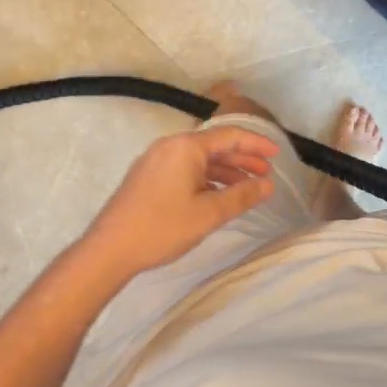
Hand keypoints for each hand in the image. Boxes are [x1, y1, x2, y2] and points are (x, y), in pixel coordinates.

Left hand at [80, 126, 278, 277]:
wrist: (108, 250)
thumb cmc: (162, 228)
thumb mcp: (208, 214)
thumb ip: (241, 196)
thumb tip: (267, 185)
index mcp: (186, 146)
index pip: (229, 136)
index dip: (256, 144)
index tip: (277, 154)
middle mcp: (170, 146)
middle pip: (214, 145)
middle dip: (242, 159)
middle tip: (266, 174)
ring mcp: (155, 160)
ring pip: (199, 159)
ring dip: (225, 171)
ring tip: (246, 187)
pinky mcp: (147, 176)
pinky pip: (185, 169)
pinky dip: (206, 178)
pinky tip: (217, 196)